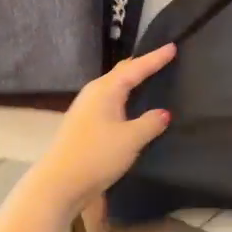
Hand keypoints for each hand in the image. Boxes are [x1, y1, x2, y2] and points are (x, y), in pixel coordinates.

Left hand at [26, 44, 175, 214]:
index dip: (155, 58)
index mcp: (106, 90)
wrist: (59, 184)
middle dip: (141, 66)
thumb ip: (150, 123)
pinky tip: (130, 109)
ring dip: (131, 83)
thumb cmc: (96, 155)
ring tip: (148, 80)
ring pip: (113, 88)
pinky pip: (109, 103)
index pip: (135, 68)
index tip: (172, 47)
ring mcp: (85, 110)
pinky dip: (123, 99)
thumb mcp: (131, 139)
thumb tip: (163, 113)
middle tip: (161, 60)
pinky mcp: (83, 126)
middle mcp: (93, 94)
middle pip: (121, 73)